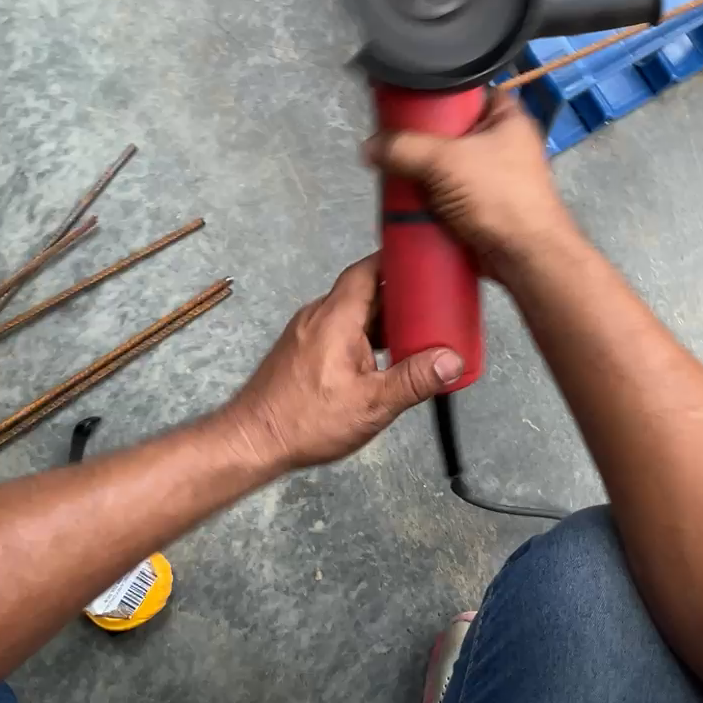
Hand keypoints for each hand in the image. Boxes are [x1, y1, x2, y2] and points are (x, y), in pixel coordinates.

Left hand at [226, 255, 461, 469]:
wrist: (251, 442)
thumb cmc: (305, 421)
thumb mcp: (371, 404)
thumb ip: (414, 380)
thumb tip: (451, 362)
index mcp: (336, 317)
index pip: (368, 269)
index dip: (396, 260)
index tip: (424, 259)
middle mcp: (319, 316)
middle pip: (365, 290)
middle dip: (399, 295)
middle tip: (433, 302)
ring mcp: (308, 332)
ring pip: (353, 311)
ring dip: (382, 319)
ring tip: (415, 333)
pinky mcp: (303, 350)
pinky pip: (340, 328)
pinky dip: (365, 334)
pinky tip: (382, 358)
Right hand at [365, 92, 581, 281]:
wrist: (524, 257)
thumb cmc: (497, 195)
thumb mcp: (445, 161)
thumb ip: (404, 148)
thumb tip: (369, 148)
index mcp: (506, 118)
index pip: (470, 92)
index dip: (440, 93)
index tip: (407, 98)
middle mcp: (502, 144)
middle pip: (451, 132)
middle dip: (421, 139)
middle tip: (390, 138)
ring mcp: (492, 178)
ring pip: (445, 167)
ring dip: (421, 173)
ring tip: (390, 170)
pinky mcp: (481, 208)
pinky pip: (446, 195)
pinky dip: (428, 198)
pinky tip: (405, 198)